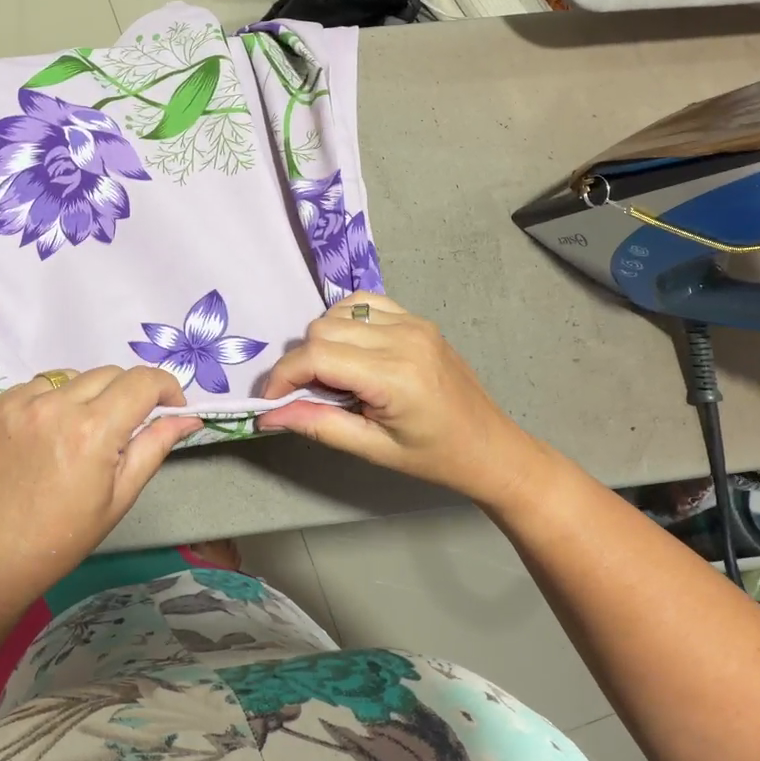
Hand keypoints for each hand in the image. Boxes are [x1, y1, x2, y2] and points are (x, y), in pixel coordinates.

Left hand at [0, 366, 201, 602]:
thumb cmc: (63, 536)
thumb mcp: (119, 497)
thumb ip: (153, 447)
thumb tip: (188, 418)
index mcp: (92, 430)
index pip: (142, 382)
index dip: (166, 388)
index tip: (170, 407)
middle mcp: (54, 405)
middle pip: (108, 373)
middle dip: (127, 394)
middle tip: (123, 428)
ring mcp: (17, 402)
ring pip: (70, 377)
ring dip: (85, 396)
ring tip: (76, 435)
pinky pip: (33, 388)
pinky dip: (48, 403)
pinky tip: (42, 438)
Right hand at [259, 292, 548, 507]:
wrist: (492, 449)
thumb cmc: (434, 457)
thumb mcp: (372, 449)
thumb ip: (317, 424)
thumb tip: (267, 414)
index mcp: (394, 377)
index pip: (317, 357)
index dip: (284, 375)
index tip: (272, 399)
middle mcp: (403, 339)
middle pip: (322, 329)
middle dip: (302, 361)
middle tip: (310, 394)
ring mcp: (413, 324)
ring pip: (338, 312)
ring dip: (322, 340)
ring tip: (334, 375)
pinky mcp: (418, 319)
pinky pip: (364, 303)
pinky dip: (345, 322)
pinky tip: (352, 351)